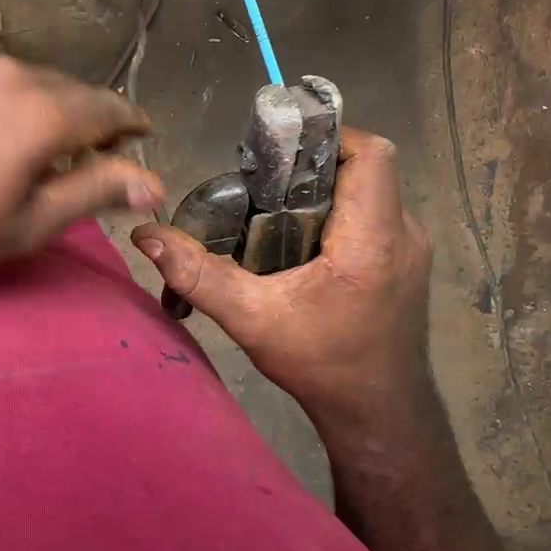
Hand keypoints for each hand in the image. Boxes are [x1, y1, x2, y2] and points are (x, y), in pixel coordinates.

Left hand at [0, 56, 164, 275]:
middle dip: (97, 122)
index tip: (146, 140)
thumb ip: (93, 192)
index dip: (133, 126)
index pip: (111, 110)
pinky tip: (14, 136)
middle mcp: (16, 74)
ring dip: (60, 111)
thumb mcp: (27, 223)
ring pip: (43, 83)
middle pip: (78, 93)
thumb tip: (153, 181)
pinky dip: (26, 101)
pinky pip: (10, 81)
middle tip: (102, 161)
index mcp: (43, 112)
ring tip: (56, 155)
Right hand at [130, 128, 434, 427]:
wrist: (377, 414)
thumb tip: (144, 236)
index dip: (329, 136)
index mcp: (374, 241)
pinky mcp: (400, 259)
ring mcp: (406, 247)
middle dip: (308, 166)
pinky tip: (290, 237)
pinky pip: (367, 211)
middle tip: (257, 186)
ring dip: (317, 189)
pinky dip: (330, 210)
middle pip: (362, 168)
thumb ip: (196, 274)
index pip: (373, 156)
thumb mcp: (249, 319)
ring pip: (364, 189)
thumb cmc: (322, 364)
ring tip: (266, 210)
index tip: (277, 148)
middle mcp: (402, 234)